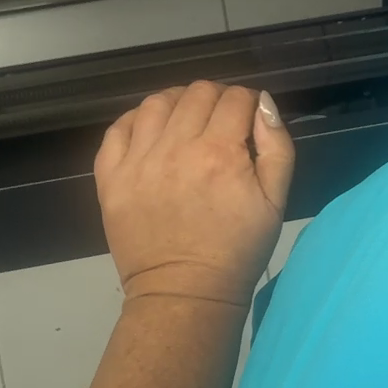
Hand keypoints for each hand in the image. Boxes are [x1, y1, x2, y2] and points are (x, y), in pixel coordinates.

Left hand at [94, 81, 294, 306]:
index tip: (249, 118)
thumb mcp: (276, 200)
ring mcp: (138, 163)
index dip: (248, 101)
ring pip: (158, 102)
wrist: (185, 295)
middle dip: (217, 97)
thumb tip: (262, 101)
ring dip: (178, 102)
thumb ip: (276, 144)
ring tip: (187, 119)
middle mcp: (176, 149)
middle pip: (198, 92)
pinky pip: (118, 129)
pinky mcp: (110, 179)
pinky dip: (136, 119)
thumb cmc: (238, 248)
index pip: (236, 98)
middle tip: (222, 120)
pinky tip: (152, 130)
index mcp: (220, 154)